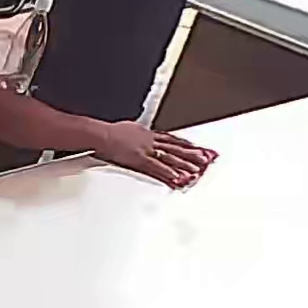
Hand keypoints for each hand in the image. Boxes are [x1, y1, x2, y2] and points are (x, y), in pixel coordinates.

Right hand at [95, 123, 217, 188]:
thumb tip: (132, 133)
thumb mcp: (124, 129)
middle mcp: (149, 141)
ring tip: (198, 171)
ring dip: (185, 164)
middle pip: (175, 148)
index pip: (170, 139)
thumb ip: (132, 133)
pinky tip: (178, 178)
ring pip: (170, 157)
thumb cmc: (106, 133)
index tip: (197, 147)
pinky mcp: (139, 160)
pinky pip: (157, 168)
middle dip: (192, 153)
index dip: (185, 144)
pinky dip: (169, 173)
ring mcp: (145, 151)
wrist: (99, 134)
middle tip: (207, 159)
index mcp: (146, 134)